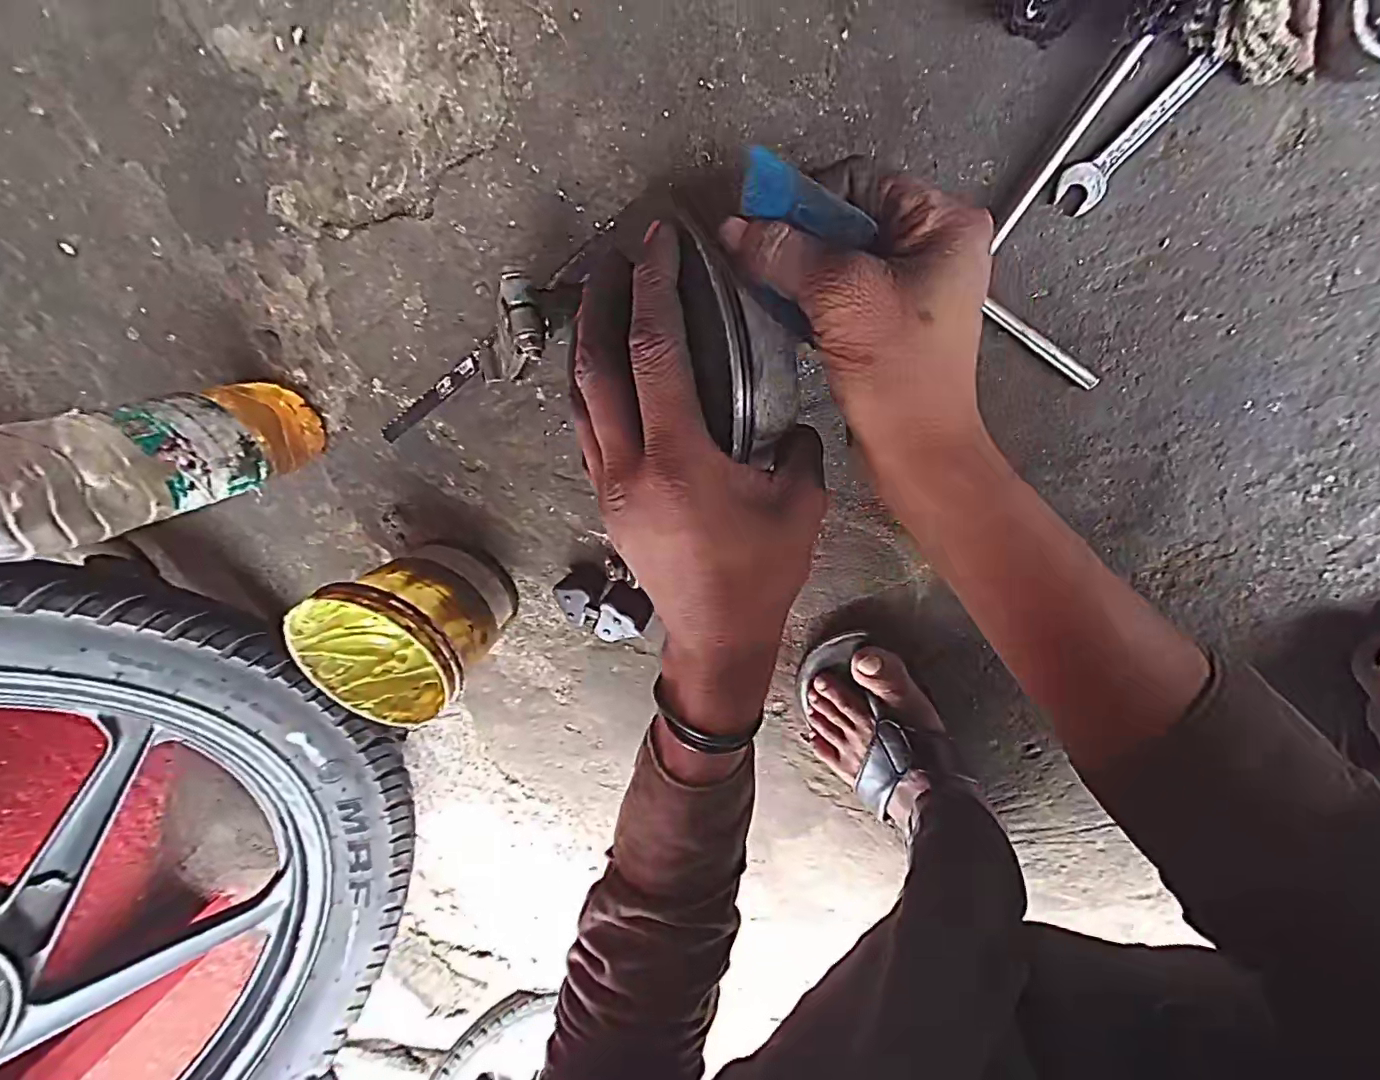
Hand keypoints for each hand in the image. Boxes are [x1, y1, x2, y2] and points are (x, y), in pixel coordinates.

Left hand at [570, 221, 827, 731]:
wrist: (715, 636)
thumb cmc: (759, 575)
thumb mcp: (800, 505)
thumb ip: (796, 449)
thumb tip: (786, 424)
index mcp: (678, 460)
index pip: (654, 353)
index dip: (654, 288)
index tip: (658, 243)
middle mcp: (629, 465)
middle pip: (595, 364)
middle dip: (600, 300)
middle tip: (614, 258)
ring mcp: (609, 485)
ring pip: (580, 396)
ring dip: (586, 341)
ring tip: (602, 301)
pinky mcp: (607, 501)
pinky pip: (587, 429)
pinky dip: (591, 386)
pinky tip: (605, 372)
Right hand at [717, 161, 993, 461]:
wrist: (916, 451)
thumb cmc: (909, 385)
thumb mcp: (843, 299)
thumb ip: (788, 252)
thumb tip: (744, 228)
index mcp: (946, 227)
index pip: (860, 180)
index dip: (807, 196)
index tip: (765, 215)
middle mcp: (933, 253)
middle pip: (847, 219)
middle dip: (800, 240)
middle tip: (763, 252)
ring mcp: (909, 291)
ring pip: (838, 259)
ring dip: (801, 272)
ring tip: (776, 287)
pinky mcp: (886, 324)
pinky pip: (839, 294)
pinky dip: (809, 299)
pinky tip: (790, 312)